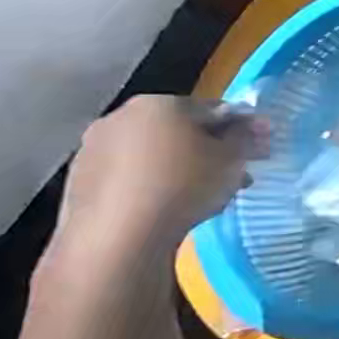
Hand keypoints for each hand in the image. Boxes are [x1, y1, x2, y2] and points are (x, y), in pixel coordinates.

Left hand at [58, 95, 269, 249]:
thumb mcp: (233, 159)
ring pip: (155, 152)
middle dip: (210, 150)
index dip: (241, 130)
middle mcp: (122, 116)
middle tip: (234, 176)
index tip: (258, 151)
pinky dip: (153, 184)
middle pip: (181, 130)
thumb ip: (247, 136)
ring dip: (183, 167)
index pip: (214, 109)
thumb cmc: (185, 185)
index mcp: (161, 103)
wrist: (118, 235)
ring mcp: (94, 147)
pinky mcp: (80, 179)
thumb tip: (255, 124)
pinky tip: (169, 206)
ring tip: (204, 197)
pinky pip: (130, 174)